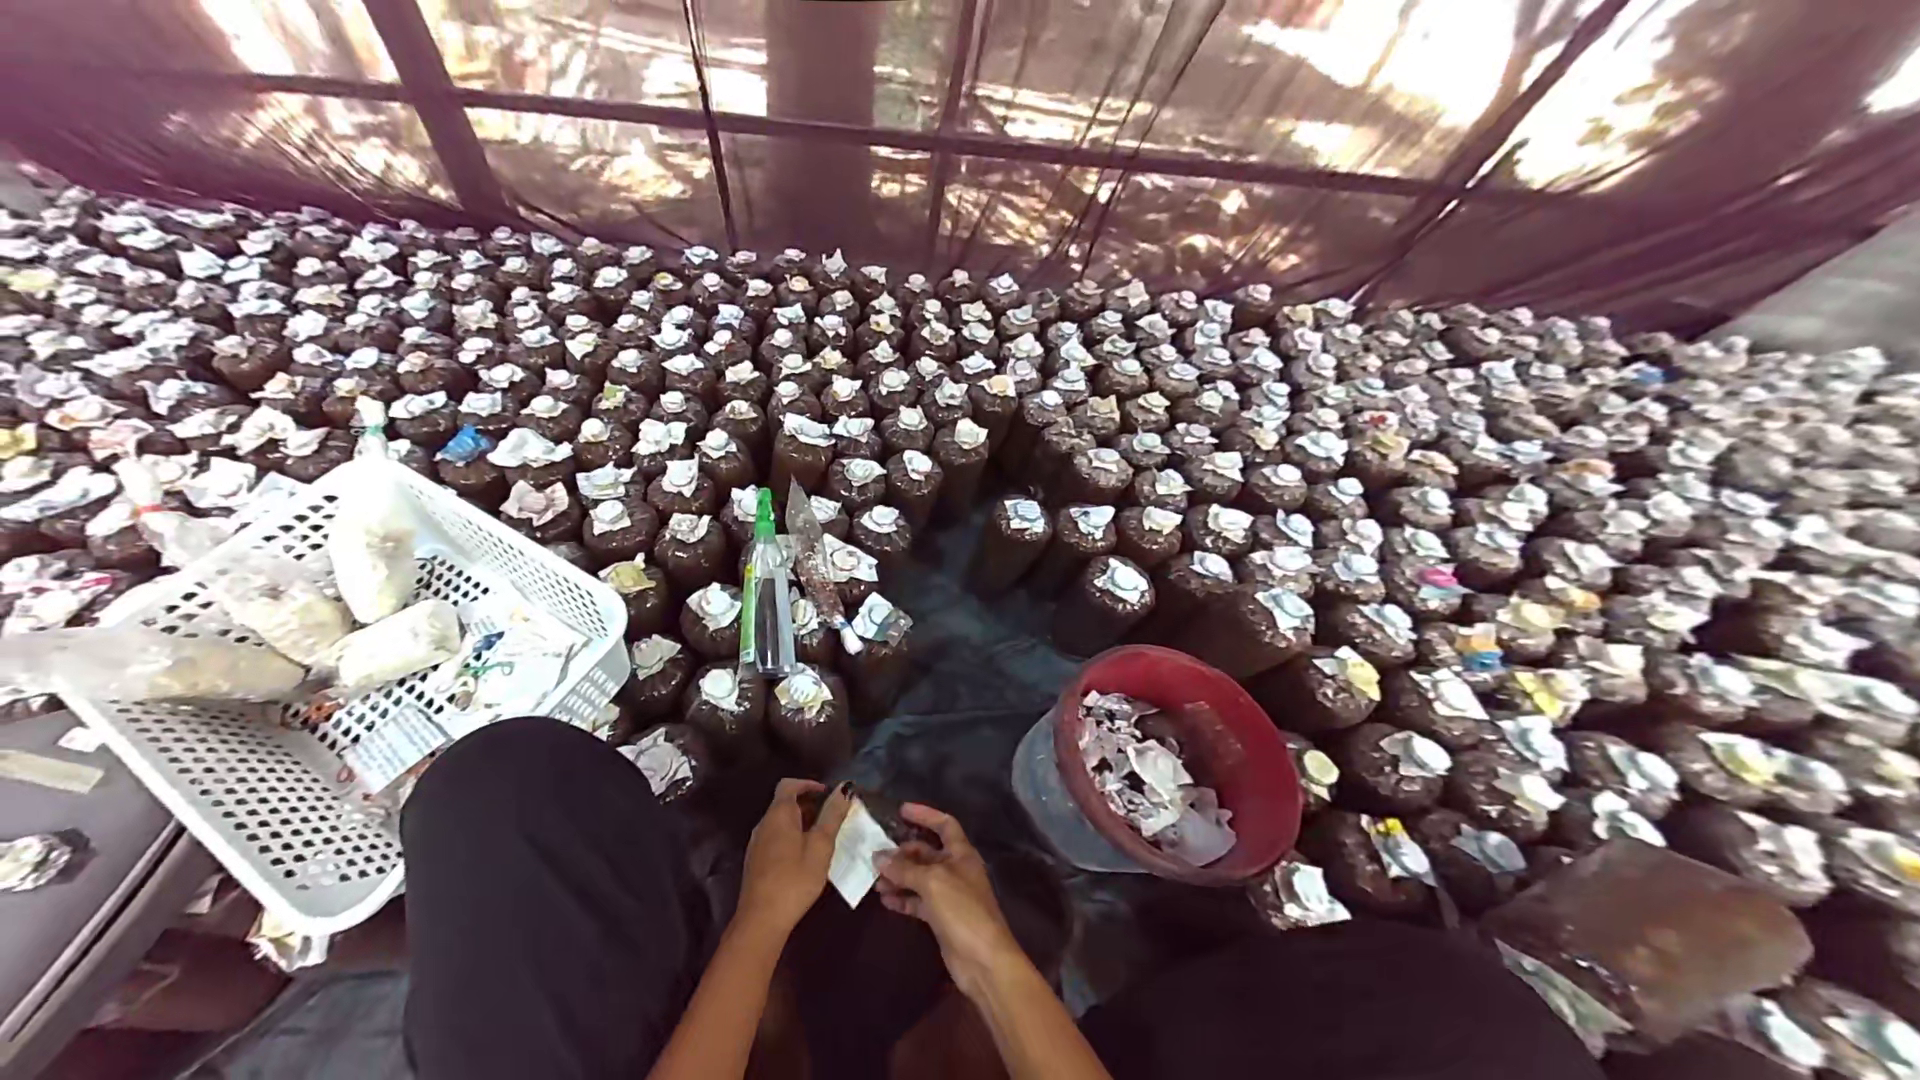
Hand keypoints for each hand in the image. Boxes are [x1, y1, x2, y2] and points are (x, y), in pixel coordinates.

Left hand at [737, 779, 852, 935]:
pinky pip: (775, 837)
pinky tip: (806, 857)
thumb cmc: (795, 878)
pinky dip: (792, 836)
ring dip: (802, 821)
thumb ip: (832, 815)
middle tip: (832, 817)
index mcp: (778, 814)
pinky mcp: (756, 862)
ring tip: (823, 837)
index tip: (828, 794)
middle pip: (785, 802)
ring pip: (781, 822)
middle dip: (809, 804)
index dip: (809, 784)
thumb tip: (845, 787)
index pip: (789, 784)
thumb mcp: (821, 845)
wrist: (761, 920)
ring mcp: (757, 844)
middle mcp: (764, 824)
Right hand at [874, 803, 1025, 999]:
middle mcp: (955, 869)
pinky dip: (902, 899)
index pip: (944, 824)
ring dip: (898, 877)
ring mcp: (949, 894)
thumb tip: (878, 856)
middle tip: (877, 853)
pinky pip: (918, 901)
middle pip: (927, 852)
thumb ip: (905, 869)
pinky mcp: (941, 917)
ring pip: (919, 878)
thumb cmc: (963, 910)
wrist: (983, 959)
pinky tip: (884, 900)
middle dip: (903, 852)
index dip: (925, 815)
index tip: (901, 810)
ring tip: (875, 880)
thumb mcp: (933, 882)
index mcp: (961, 853)